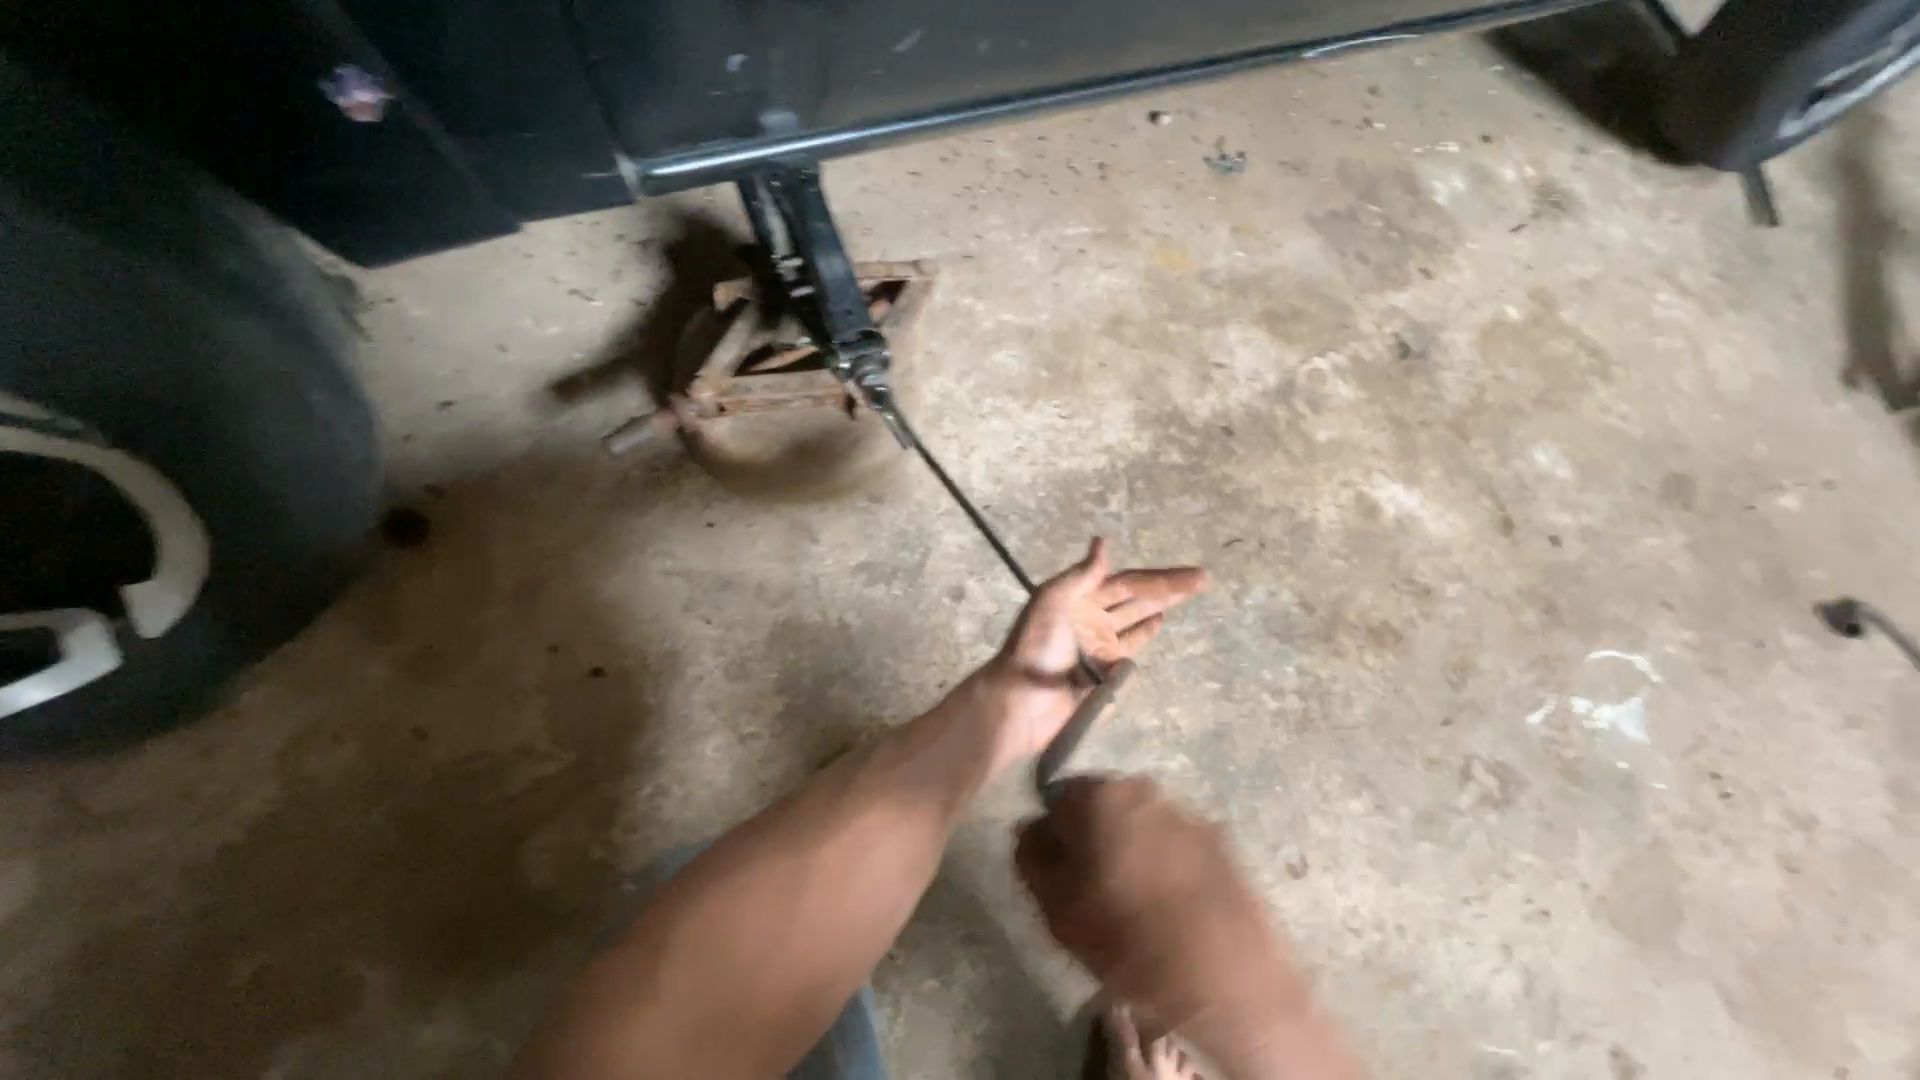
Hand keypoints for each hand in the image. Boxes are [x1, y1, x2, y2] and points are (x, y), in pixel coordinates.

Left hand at [983, 539, 1206, 767]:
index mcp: (1078, 597)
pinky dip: (1144, 633)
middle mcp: (1090, 616)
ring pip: (1136, 619)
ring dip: (1160, 605)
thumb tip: (1102, 542)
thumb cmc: (1035, 647)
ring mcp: (1097, 644)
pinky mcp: (1102, 671)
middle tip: (1203, 579)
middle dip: (1169, 588)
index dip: (1160, 577)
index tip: (1193, 573)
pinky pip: (1128, 648)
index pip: (1128, 582)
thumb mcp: (1052, 602)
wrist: (1022, 699)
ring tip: (1188, 593)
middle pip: (1136, 597)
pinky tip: (1159, 620)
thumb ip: (1080, 576)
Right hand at [1016, 777, 1330, 1077]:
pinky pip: (1175, 843)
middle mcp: (1145, 789)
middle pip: (1102, 806)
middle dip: (1092, 837)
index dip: (1053, 836)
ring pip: (1140, 823)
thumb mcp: (1058, 911)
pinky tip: (1168, 906)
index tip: (1058, 873)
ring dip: (1130, 848)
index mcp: (1100, 795)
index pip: (1056, 798)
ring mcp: (1189, 812)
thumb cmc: (1129, 943)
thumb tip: (1027, 829)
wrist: (1230, 980)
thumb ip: (1031, 860)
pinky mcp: (1221, 842)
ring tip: (1132, 902)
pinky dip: (1165, 862)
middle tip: (1091, 889)